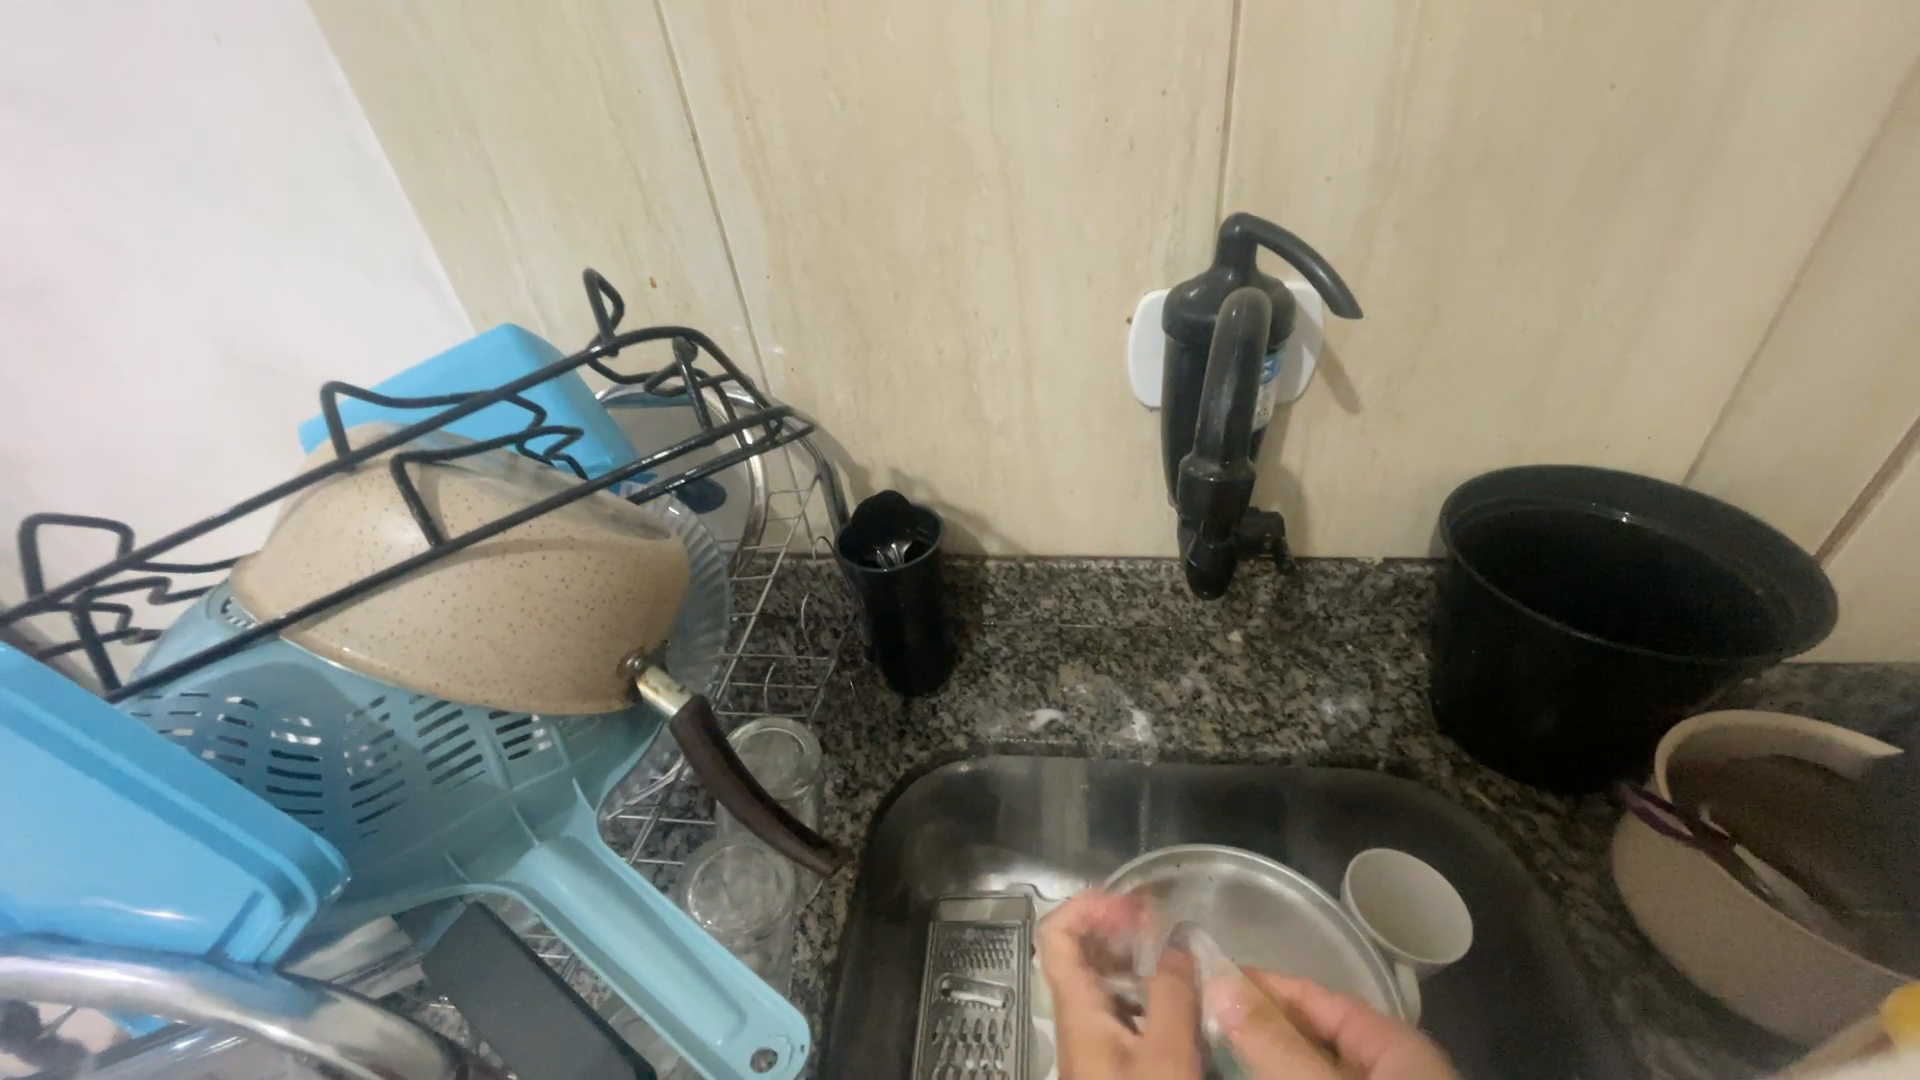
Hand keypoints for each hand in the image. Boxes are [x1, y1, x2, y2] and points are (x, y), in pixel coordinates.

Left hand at [1038, 890, 1202, 1079]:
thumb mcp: (1166, 1056)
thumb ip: (1172, 996)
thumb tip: (1177, 940)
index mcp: (1075, 1005)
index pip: (1056, 932)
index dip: (1087, 906)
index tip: (1131, 905)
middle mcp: (1074, 1017)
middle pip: (1080, 951)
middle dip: (1117, 928)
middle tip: (1159, 922)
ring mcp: (1089, 1041)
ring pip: (1101, 982)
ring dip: (1133, 961)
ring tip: (1175, 959)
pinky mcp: (1107, 1063)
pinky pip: (1118, 1010)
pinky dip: (1143, 995)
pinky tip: (1177, 1006)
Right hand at [1212, 971, 1457, 1079]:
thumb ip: (1277, 1044)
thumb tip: (1218, 984)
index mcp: (1396, 1045)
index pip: (1314, 996)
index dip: (1261, 984)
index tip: (1206, 979)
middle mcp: (1392, 1068)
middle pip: (1313, 1034)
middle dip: (1260, 1027)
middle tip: (1202, 1022)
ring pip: (1313, 1069)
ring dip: (1270, 1062)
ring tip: (1217, 1054)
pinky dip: (1287, 1078)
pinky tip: (1250, 1078)